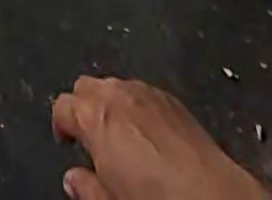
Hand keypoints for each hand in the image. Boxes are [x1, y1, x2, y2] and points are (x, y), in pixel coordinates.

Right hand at [51, 76, 269, 199]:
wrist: (210, 195)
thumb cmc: (155, 199)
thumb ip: (86, 188)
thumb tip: (73, 178)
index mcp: (95, 118)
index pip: (63, 105)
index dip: (61, 124)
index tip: (68, 143)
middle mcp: (118, 95)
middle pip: (85, 85)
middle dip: (83, 106)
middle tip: (90, 138)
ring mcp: (145, 90)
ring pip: (113, 84)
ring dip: (109, 102)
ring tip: (119, 136)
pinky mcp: (170, 96)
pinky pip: (140, 90)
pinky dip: (134, 103)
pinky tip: (146, 133)